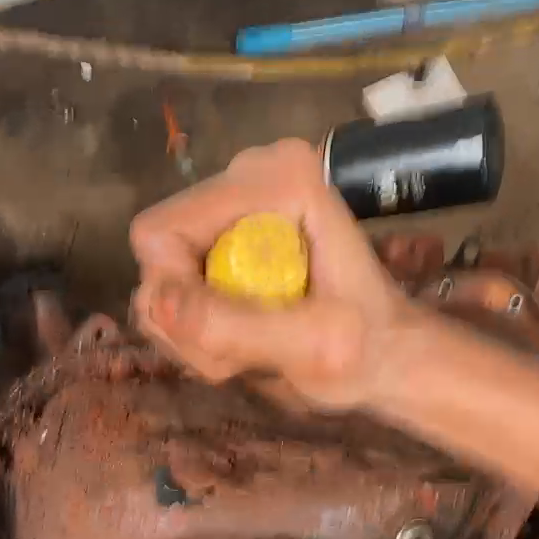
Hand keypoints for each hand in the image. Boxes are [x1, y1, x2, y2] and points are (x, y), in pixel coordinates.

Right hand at [129, 139, 419, 408]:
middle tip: (239, 354)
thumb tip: (155, 303)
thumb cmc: (366, 353)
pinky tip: (236, 343)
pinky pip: (171, 291)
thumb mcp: (311, 346)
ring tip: (244, 353)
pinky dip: (193, 330)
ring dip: (189, 333)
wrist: (383, 360)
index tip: (217, 337)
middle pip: (157, 257)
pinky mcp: (221, 238)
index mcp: (278, 180)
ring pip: (159, 280)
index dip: (173, 293)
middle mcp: (248, 177)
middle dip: (186, 320)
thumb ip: (234, 324)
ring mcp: (231, 207)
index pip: (162, 232)